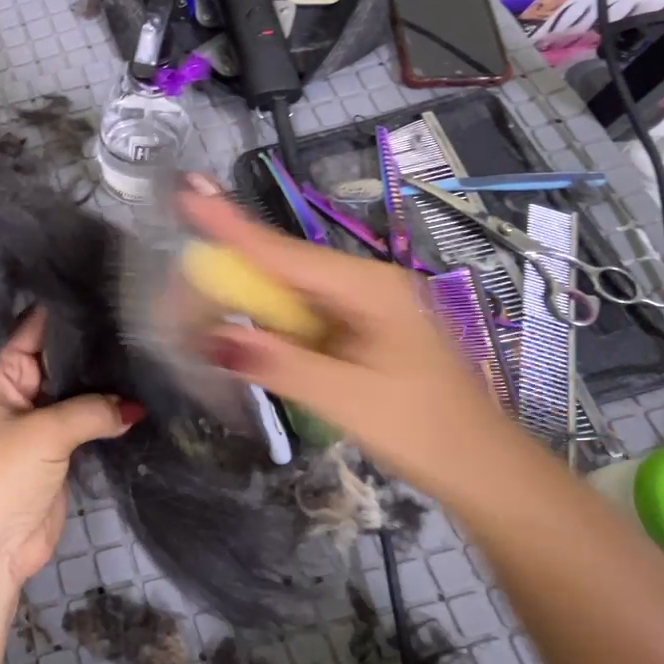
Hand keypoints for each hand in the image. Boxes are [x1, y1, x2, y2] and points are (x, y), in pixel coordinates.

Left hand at [0, 310, 142, 600]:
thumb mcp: (43, 432)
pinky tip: (141, 400)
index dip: (62, 312)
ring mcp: (42, 427)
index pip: (33, 332)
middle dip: (91, 348)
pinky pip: (87, 426)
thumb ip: (90, 411)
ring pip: (77, 396)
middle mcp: (22, 396)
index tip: (101, 290)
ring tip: (148, 353)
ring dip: (104, 384)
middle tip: (138, 320)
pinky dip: (109, 417)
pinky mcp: (61, 456)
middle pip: (60, 363)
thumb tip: (135, 407)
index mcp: (2, 379)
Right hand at [177, 181, 526, 500]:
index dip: (229, 224)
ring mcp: (362, 308)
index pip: (282, 251)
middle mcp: (363, 285)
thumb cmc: (426, 432)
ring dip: (242, 303)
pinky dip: (266, 326)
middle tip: (175, 289)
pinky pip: (300, 318)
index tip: (188, 189)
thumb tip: (213, 340)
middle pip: (279, 267)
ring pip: (287, 294)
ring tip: (192, 307)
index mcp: (368, 287)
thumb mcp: (349, 399)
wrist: (488, 474)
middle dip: (226, 274)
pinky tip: (240, 333)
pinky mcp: (359, 332)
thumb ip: (280, 365)